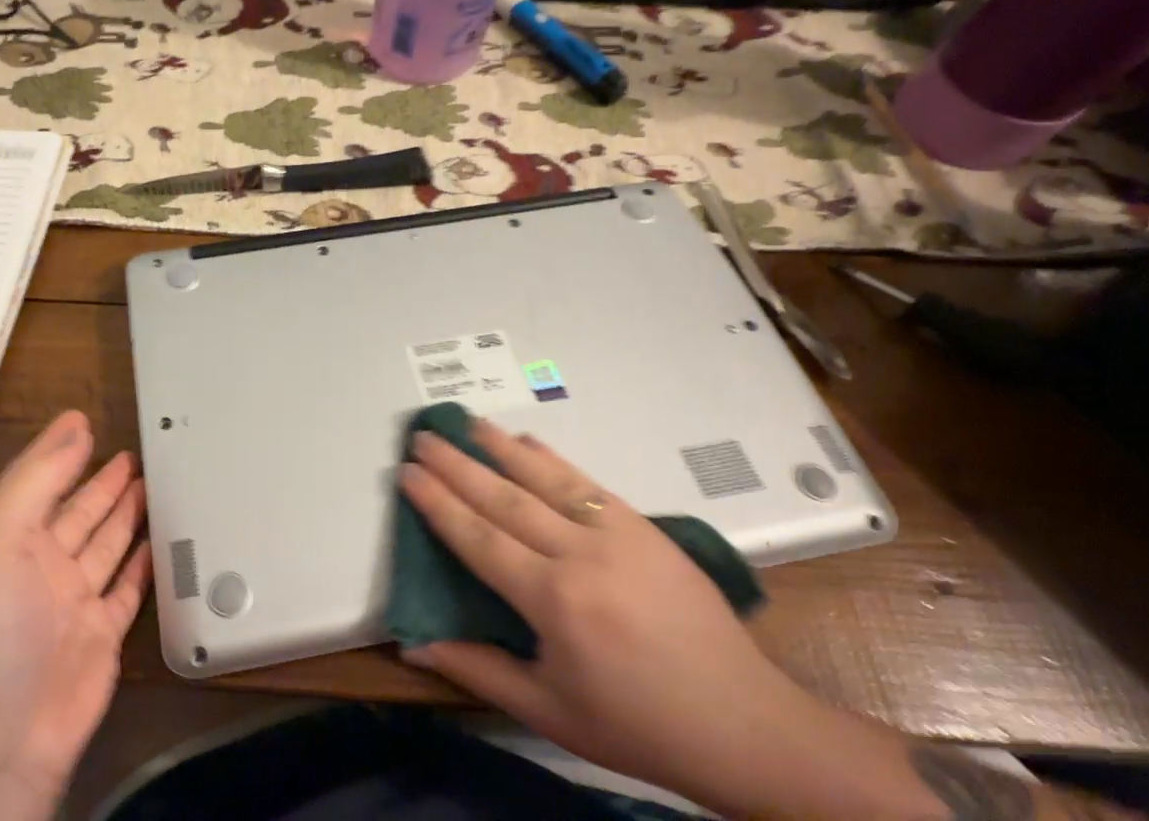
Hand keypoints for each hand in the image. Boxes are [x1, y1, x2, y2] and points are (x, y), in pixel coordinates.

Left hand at [0, 411, 150, 820]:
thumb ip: (35, 482)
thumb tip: (73, 428)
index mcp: (5, 541)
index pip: (39, 483)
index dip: (62, 451)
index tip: (86, 421)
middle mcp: (38, 567)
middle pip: (78, 512)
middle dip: (102, 482)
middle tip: (134, 452)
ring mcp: (71, 603)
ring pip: (106, 545)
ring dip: (125, 514)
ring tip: (153, 482)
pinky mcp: (102, 636)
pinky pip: (128, 589)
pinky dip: (142, 563)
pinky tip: (157, 541)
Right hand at [398, 421, 940, 818]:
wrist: (741, 722)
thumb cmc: (636, 726)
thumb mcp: (548, 712)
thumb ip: (478, 670)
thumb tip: (413, 645)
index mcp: (554, 602)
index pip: (480, 539)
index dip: (439, 504)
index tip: (407, 475)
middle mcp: (583, 556)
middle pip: (506, 499)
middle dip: (458, 465)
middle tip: (423, 438)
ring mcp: (619, 535)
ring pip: (547, 479)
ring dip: (501, 448)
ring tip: (465, 422)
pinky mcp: (647, 529)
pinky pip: (588, 484)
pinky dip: (552, 460)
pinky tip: (527, 442)